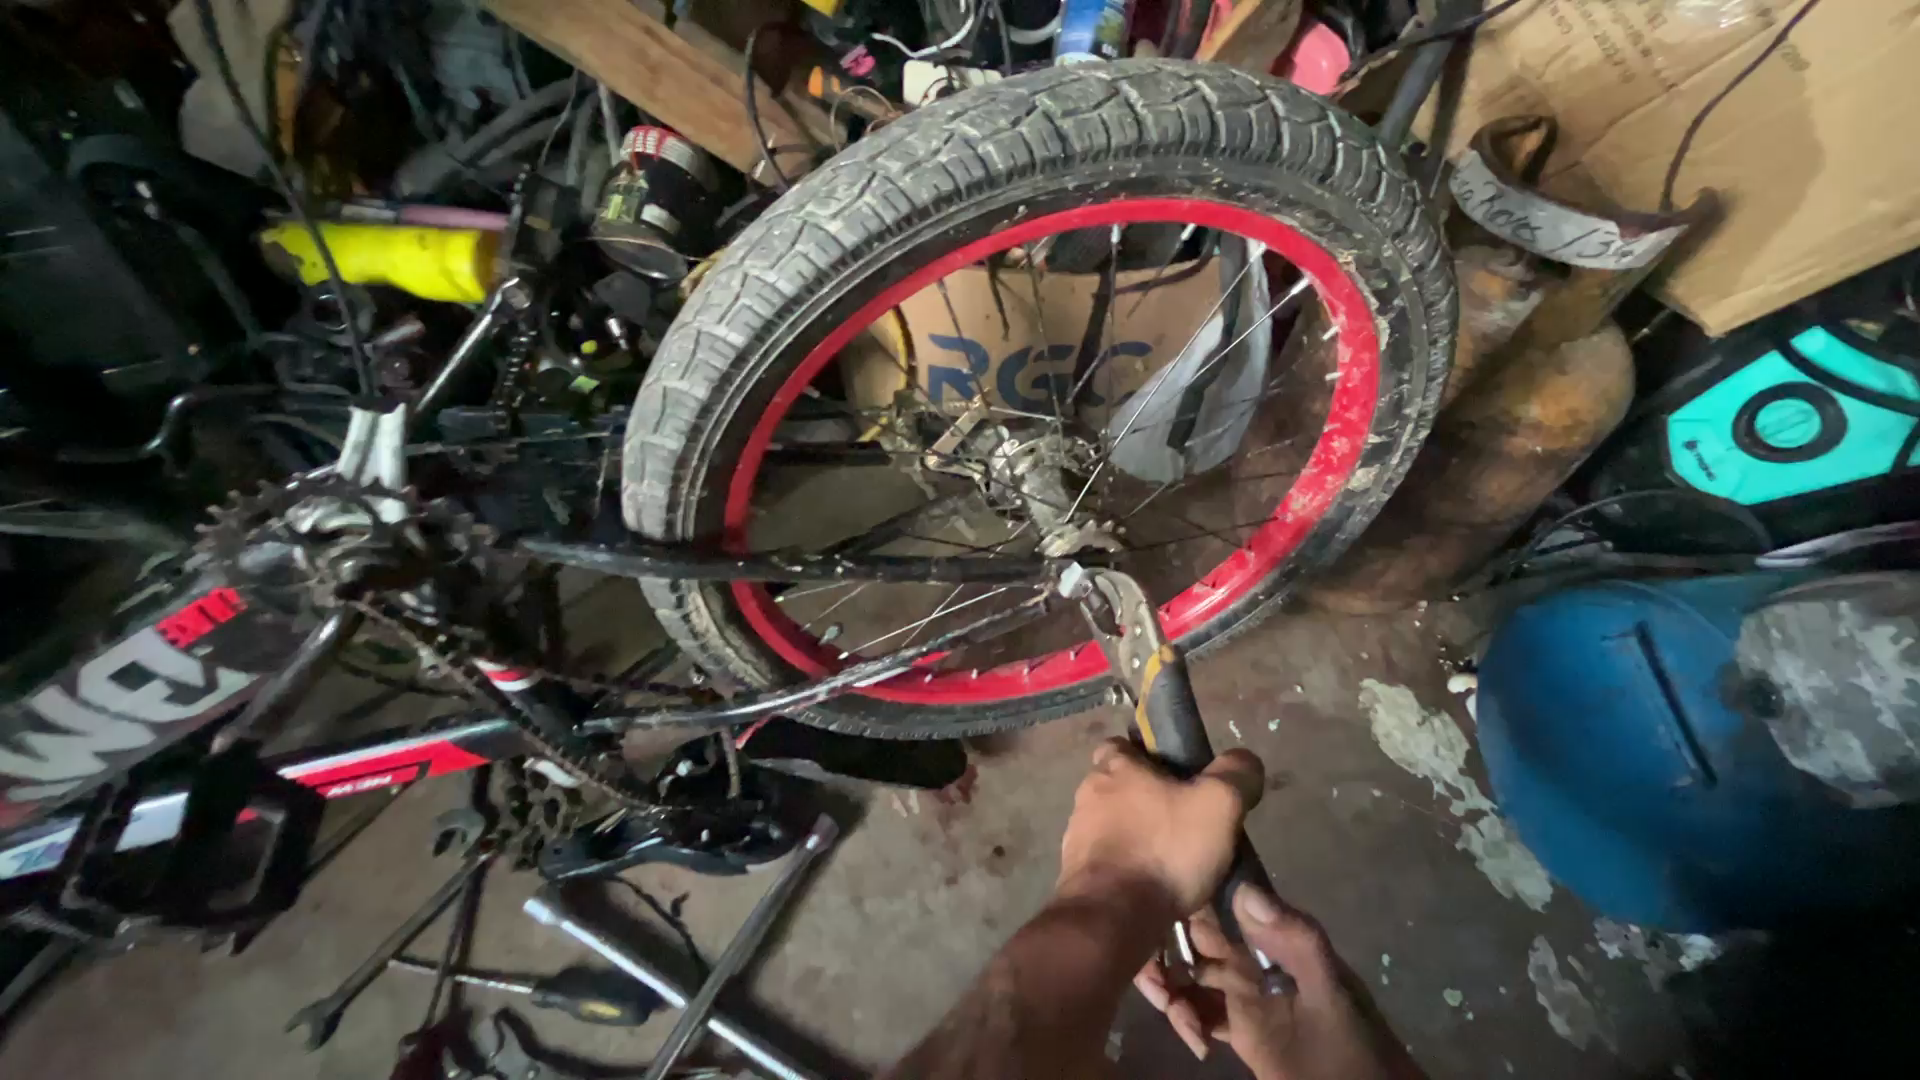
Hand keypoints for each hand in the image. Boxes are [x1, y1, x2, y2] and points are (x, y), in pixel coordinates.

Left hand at [1055, 738, 1263, 916]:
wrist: (1112, 915)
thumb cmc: (1164, 849)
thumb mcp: (1218, 805)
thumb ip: (1234, 775)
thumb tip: (1244, 760)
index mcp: (1114, 767)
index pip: (1120, 745)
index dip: (1146, 756)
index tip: (1174, 778)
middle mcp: (1088, 793)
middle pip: (1118, 786)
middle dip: (1146, 802)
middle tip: (1184, 825)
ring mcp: (1077, 834)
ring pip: (1112, 826)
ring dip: (1137, 838)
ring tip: (1173, 864)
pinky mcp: (1076, 871)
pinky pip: (1106, 861)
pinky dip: (1127, 869)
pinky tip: (1152, 889)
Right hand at [1135, 888, 1416, 1079]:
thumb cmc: (1353, 1050)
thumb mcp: (1326, 991)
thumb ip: (1294, 939)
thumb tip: (1242, 887)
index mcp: (1271, 936)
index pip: (1217, 900)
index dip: (1182, 898)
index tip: (1150, 907)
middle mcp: (1251, 954)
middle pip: (1192, 934)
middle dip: (1162, 944)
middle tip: (1148, 971)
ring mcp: (1243, 991)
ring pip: (1188, 971)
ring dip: (1169, 983)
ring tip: (1169, 1008)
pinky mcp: (1239, 1027)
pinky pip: (1199, 1011)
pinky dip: (1186, 1019)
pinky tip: (1194, 1040)